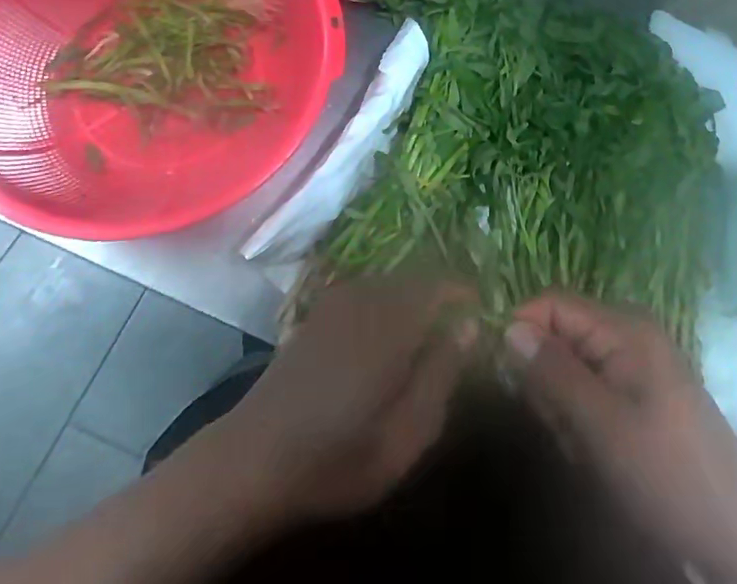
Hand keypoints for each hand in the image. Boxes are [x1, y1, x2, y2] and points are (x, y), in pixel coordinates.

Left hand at [197, 275, 474, 525]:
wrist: (254, 458)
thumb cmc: (339, 456)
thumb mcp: (407, 434)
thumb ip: (442, 374)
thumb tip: (469, 326)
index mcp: (391, 322)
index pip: (439, 284)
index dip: (465, 292)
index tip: (483, 312)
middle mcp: (363, 298)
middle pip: (413, 278)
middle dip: (440, 293)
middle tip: (459, 327)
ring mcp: (335, 303)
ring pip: (388, 282)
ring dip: (412, 297)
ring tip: (427, 332)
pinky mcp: (316, 314)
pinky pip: (364, 290)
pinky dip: (385, 301)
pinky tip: (385, 334)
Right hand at [505, 293, 736, 583]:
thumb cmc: (666, 473)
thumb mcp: (600, 424)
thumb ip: (552, 371)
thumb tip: (509, 327)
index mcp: (624, 328)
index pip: (551, 304)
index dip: (523, 333)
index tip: (511, 379)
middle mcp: (631, 335)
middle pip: (560, 336)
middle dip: (547, 381)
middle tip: (561, 426)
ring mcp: (638, 366)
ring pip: (571, 369)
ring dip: (563, 408)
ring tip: (583, 447)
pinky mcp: (642, 395)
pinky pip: (592, 392)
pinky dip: (583, 421)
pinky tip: (596, 453)